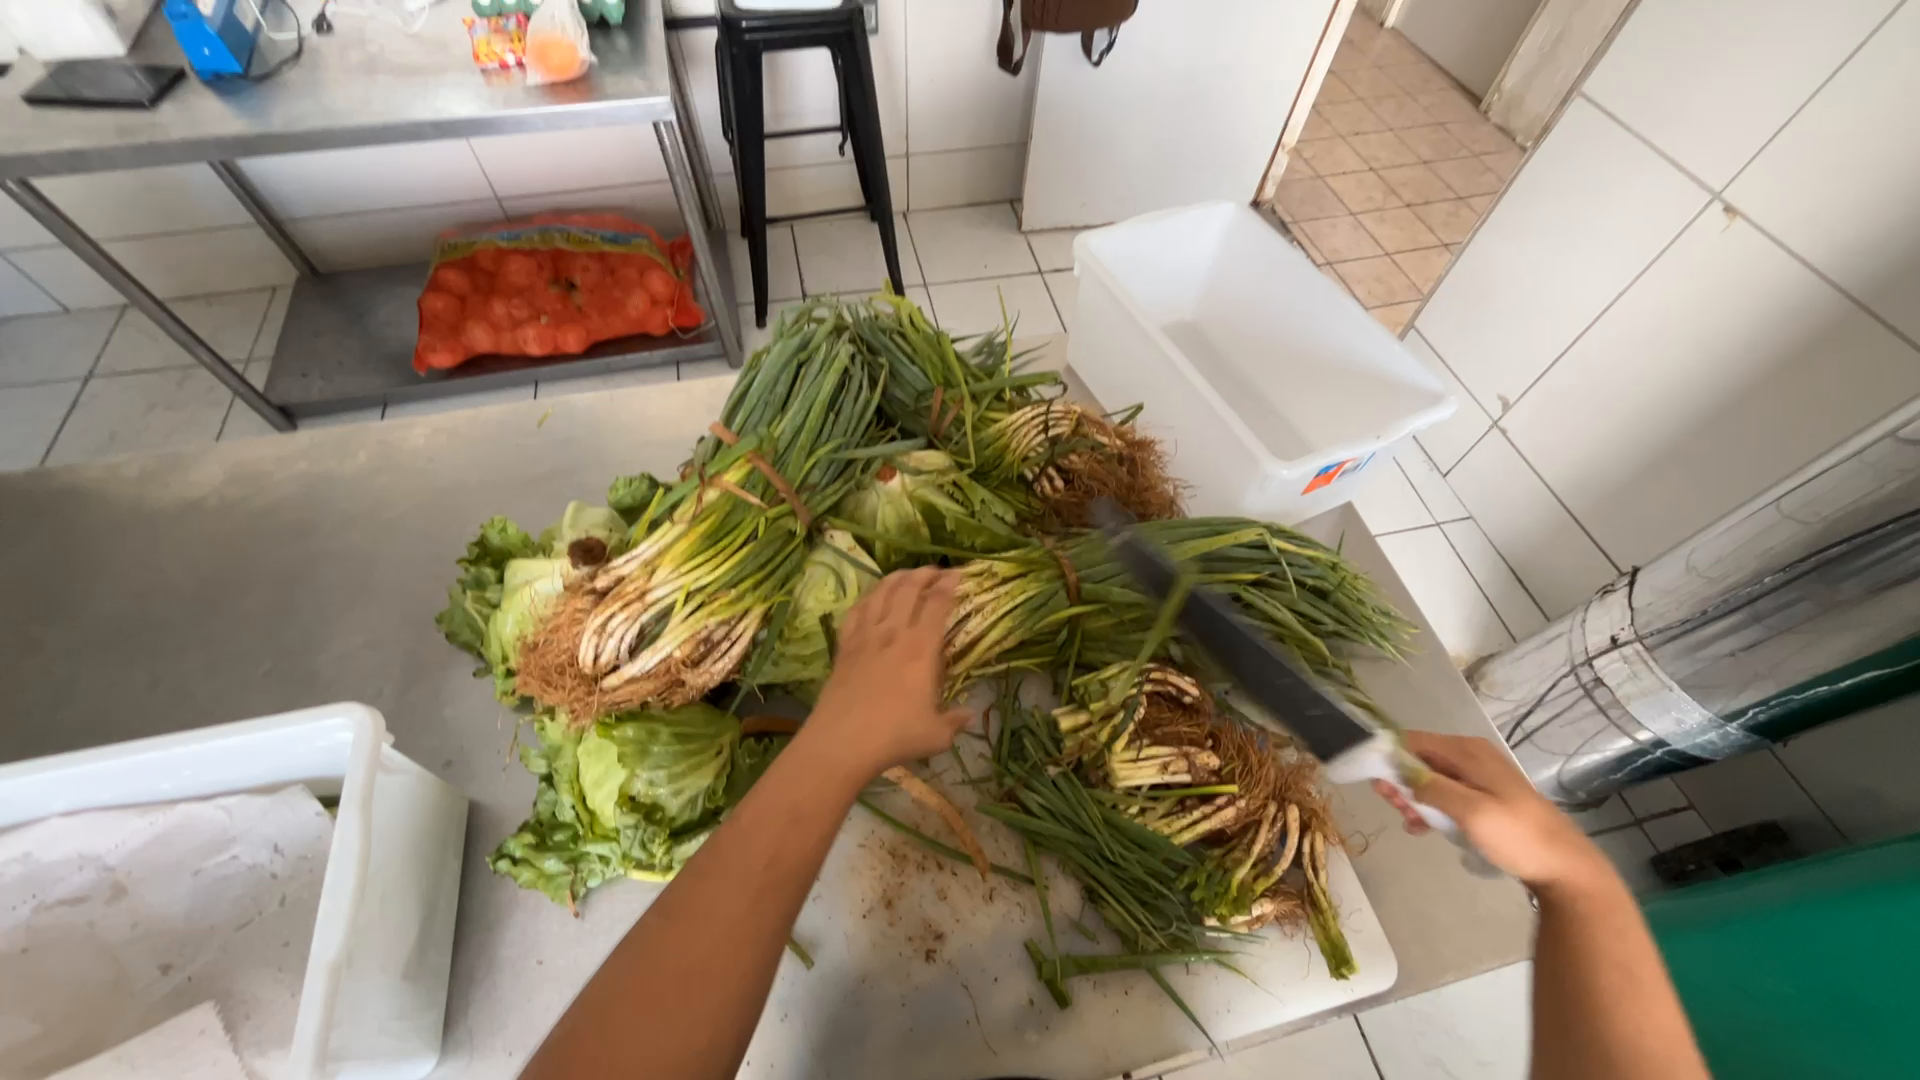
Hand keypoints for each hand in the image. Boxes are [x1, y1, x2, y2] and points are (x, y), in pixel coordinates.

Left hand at [803, 567, 971, 777]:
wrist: (842, 741)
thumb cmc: (894, 735)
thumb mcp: (936, 734)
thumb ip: (954, 722)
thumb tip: (969, 715)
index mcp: (921, 648)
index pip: (937, 604)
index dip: (949, 584)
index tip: (958, 574)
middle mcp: (893, 633)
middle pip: (908, 589)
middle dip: (924, 574)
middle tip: (936, 571)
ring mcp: (865, 637)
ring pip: (881, 593)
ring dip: (896, 578)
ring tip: (907, 574)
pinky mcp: (844, 646)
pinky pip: (856, 611)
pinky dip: (868, 598)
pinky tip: (872, 598)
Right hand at [1372, 731, 1611, 891]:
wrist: (1566, 868)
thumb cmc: (1518, 836)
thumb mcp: (1471, 811)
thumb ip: (1432, 787)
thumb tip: (1399, 770)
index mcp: (1467, 752)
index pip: (1413, 741)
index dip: (1388, 756)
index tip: (1373, 779)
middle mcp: (1471, 757)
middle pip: (1420, 759)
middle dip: (1400, 781)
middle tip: (1392, 806)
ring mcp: (1479, 778)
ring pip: (1431, 779)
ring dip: (1414, 798)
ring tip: (1409, 822)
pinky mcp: (1484, 797)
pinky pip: (1446, 794)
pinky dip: (1431, 807)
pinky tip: (1423, 827)